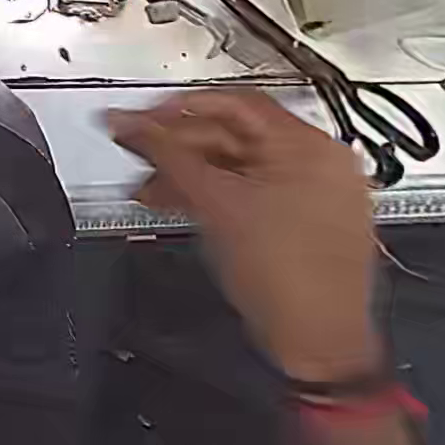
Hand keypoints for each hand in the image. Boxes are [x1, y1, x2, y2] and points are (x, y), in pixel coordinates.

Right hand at [106, 90, 381, 381]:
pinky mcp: (296, 214)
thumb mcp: (210, 200)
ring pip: (230, 163)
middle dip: (175, 145)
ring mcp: (309, 190)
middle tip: (136, 147)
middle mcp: (317, 163)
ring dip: (184, 170)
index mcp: (309, 149)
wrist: (314, 341)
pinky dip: (205, 189)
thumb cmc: (287, 278)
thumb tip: (127, 122)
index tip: (143, 116)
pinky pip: (241, 187)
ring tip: (148, 181)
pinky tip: (173, 198)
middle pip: (228, 134)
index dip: (179, 107)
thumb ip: (163, 152)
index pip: (233, 103)